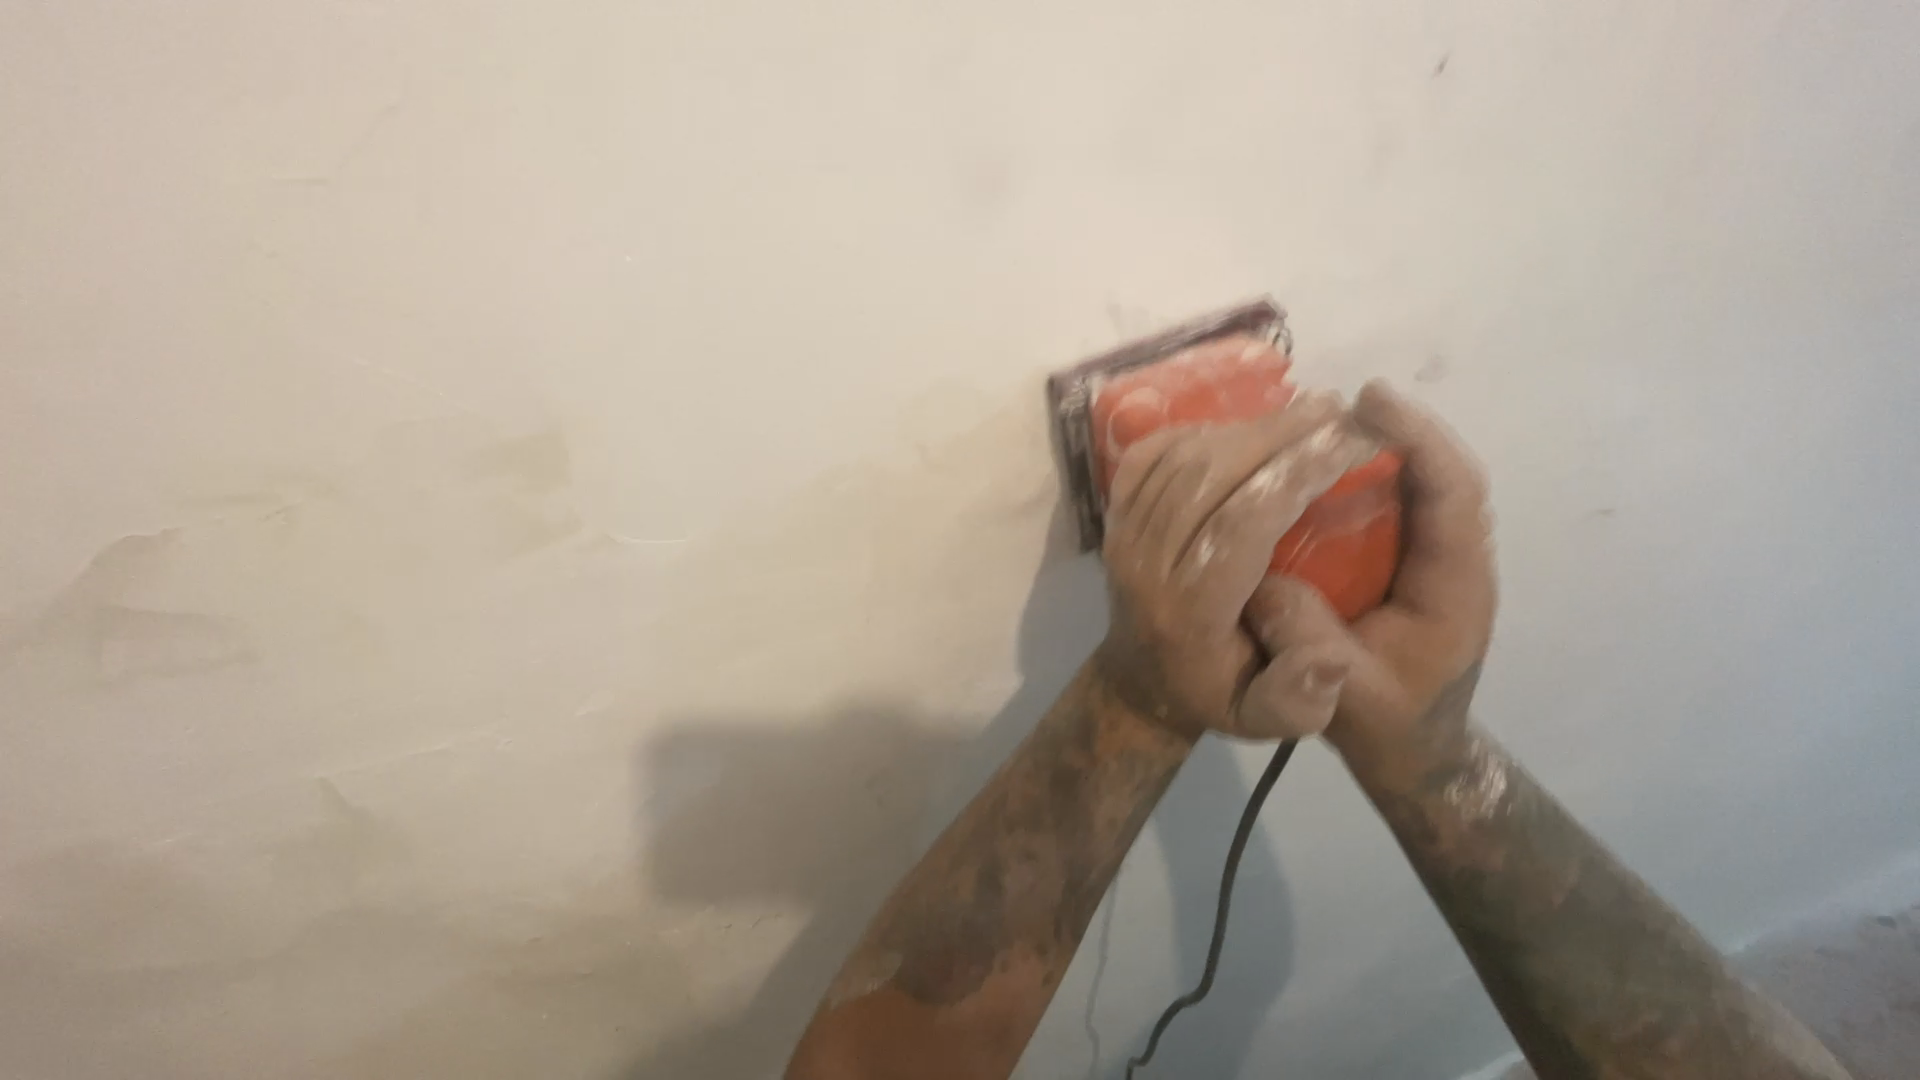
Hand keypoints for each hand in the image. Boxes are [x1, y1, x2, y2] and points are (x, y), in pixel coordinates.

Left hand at [1094, 392, 1379, 739]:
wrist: (1141, 681)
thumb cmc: (1216, 694)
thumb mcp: (1262, 719)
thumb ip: (1298, 701)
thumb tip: (1332, 661)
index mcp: (1188, 610)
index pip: (1242, 523)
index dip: (1296, 473)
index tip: (1352, 440)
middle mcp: (1147, 564)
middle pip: (1207, 477)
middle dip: (1277, 435)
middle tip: (1337, 411)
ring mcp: (1123, 536)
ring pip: (1179, 460)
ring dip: (1244, 427)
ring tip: (1303, 413)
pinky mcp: (1114, 517)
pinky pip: (1147, 456)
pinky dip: (1195, 431)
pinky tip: (1242, 427)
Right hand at [1243, 381, 1496, 756]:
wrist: (1410, 747)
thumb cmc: (1388, 722)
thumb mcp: (1344, 693)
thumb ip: (1305, 638)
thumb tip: (1257, 580)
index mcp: (1454, 586)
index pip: (1452, 493)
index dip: (1417, 440)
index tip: (1369, 401)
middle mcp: (1449, 560)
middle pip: (1439, 474)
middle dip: (1396, 429)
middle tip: (1340, 402)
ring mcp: (1426, 560)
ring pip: (1415, 485)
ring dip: (1377, 448)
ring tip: (1321, 427)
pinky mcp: (1400, 563)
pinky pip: (1387, 506)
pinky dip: (1357, 478)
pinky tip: (1311, 472)